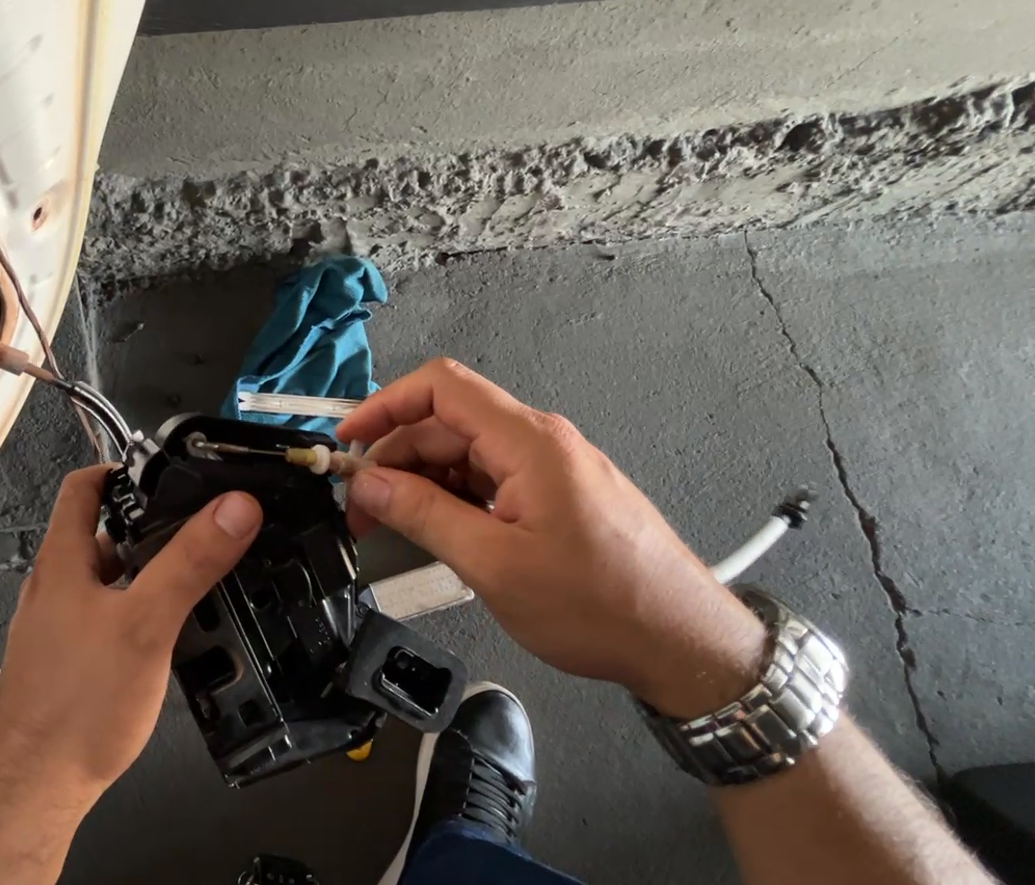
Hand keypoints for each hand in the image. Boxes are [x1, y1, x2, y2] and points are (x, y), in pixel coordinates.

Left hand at [0, 465, 262, 814]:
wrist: (39, 788)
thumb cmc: (82, 703)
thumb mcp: (146, 624)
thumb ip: (190, 563)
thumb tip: (234, 506)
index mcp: (61, 562)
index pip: (81, 488)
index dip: (118, 469)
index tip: (161, 471)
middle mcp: (51, 587)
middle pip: (97, 533)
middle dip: (144, 525)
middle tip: (194, 527)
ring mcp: (54, 625)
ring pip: (102, 578)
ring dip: (140, 569)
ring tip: (189, 575)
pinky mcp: (63, 660)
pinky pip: (100, 614)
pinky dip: (131, 607)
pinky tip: (162, 630)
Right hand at [337, 359, 766, 717]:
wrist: (688, 647)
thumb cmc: (597, 606)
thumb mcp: (494, 564)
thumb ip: (423, 515)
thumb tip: (366, 484)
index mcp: (527, 442)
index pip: (441, 386)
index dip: (384, 404)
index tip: (346, 441)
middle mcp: (538, 441)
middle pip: (445, 425)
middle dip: (394, 459)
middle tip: (360, 510)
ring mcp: (548, 467)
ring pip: (463, 454)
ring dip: (419, 484)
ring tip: (390, 527)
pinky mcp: (555, 493)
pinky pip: (487, 478)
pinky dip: (451, 498)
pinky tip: (435, 531)